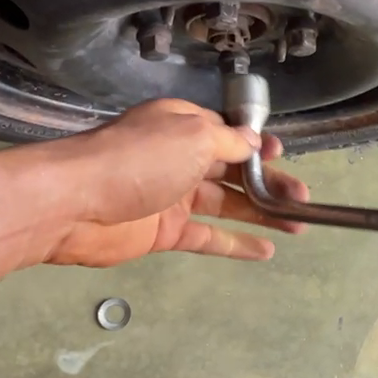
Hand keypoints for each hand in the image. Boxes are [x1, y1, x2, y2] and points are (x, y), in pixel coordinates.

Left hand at [35, 100, 310, 266]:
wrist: (73, 204)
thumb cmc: (137, 159)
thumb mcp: (193, 136)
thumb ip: (228, 142)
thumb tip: (253, 142)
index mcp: (182, 126)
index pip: (227, 133)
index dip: (257, 146)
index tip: (284, 157)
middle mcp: (178, 158)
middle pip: (233, 170)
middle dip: (270, 182)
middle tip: (303, 199)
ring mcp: (171, 197)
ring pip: (226, 204)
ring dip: (262, 213)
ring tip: (298, 224)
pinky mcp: (164, 232)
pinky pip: (208, 237)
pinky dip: (236, 243)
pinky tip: (266, 251)